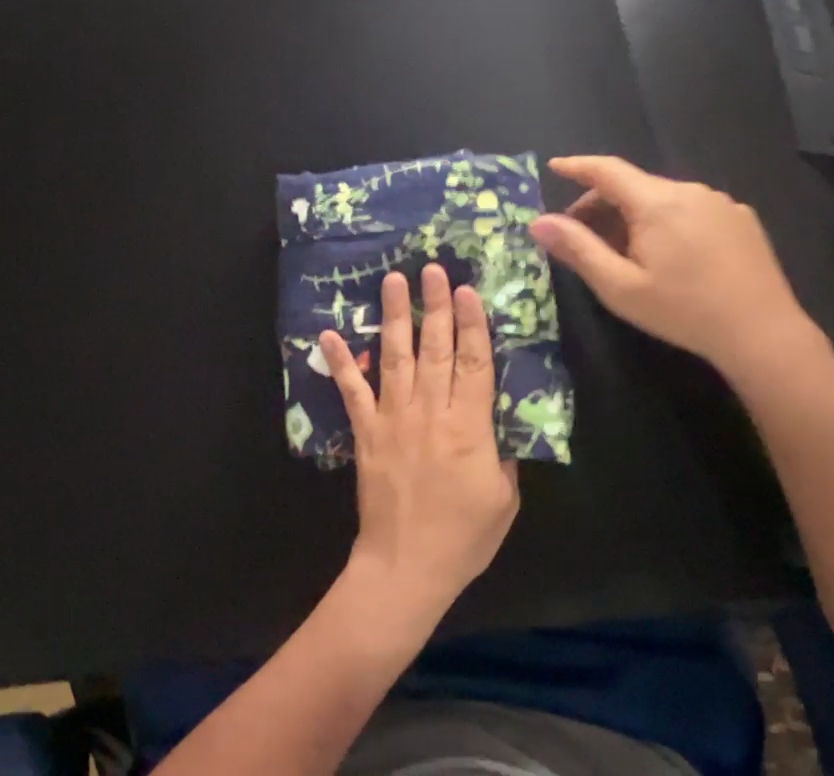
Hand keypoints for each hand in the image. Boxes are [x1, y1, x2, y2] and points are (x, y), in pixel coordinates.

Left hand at [320, 265, 518, 617]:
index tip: (468, 290)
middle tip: (432, 268)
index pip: (473, 363)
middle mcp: (430, 413)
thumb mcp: (504, 498)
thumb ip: (504, 453)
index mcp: (469, 427)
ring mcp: (393, 420)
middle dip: (435, 306)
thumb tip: (500, 421)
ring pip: (395, 358)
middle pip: (435, 349)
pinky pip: (351, 392)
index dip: (472, 324)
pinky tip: (329, 334)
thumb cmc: (463, 538)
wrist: (406, 566)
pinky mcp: (366, 434)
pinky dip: (340, 362)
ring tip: (393, 281)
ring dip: (395, 317)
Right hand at [529, 156, 817, 374]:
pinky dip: (666, 222)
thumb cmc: (682, 311)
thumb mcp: (619, 286)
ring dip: (634, 216)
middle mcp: (690, 191)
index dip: (577, 166)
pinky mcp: (741, 220)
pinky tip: (668, 258)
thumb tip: (538, 222)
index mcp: (657, 202)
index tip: (554, 167)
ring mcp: (721, 204)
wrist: (762, 333)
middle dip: (601, 205)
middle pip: (633, 185)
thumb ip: (577, 249)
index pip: (607, 170)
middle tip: (581, 238)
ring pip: (662, 199)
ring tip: (624, 254)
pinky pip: (691, 210)